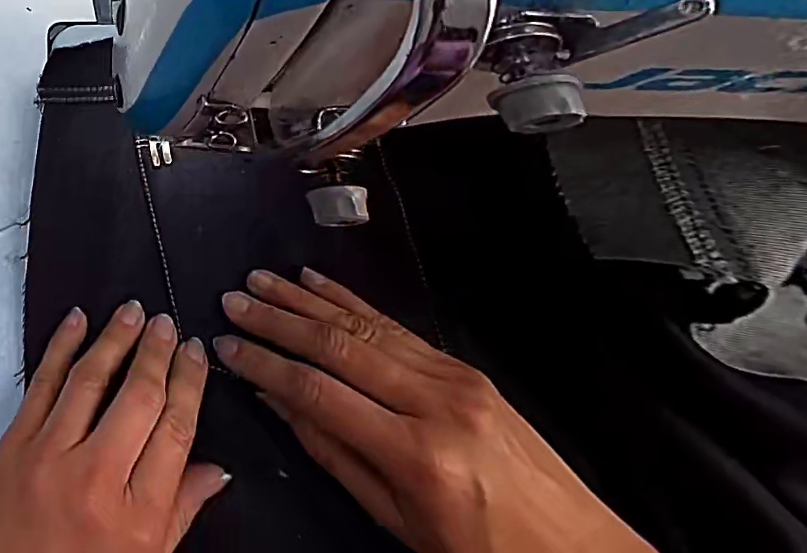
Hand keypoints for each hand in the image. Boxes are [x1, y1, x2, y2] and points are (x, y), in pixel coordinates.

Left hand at [0, 301, 229, 552]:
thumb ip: (180, 511)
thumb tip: (217, 470)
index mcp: (136, 518)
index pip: (176, 429)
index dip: (189, 382)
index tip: (194, 353)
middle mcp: (96, 481)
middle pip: (139, 396)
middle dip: (157, 352)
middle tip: (166, 324)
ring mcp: (50, 459)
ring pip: (92, 379)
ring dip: (116, 338)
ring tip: (132, 312)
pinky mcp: (14, 448)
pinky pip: (43, 383)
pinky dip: (61, 345)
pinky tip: (78, 321)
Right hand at [214, 269, 651, 552]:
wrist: (579, 550)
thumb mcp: (400, 524)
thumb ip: (335, 455)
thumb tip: (280, 400)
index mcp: (416, 455)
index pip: (320, 393)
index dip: (266, 365)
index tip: (228, 346)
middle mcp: (432, 400)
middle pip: (336, 345)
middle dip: (277, 320)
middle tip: (235, 299)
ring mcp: (449, 374)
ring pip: (361, 323)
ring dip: (305, 299)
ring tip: (263, 281)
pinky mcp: (458, 362)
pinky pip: (392, 323)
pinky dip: (348, 299)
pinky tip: (317, 281)